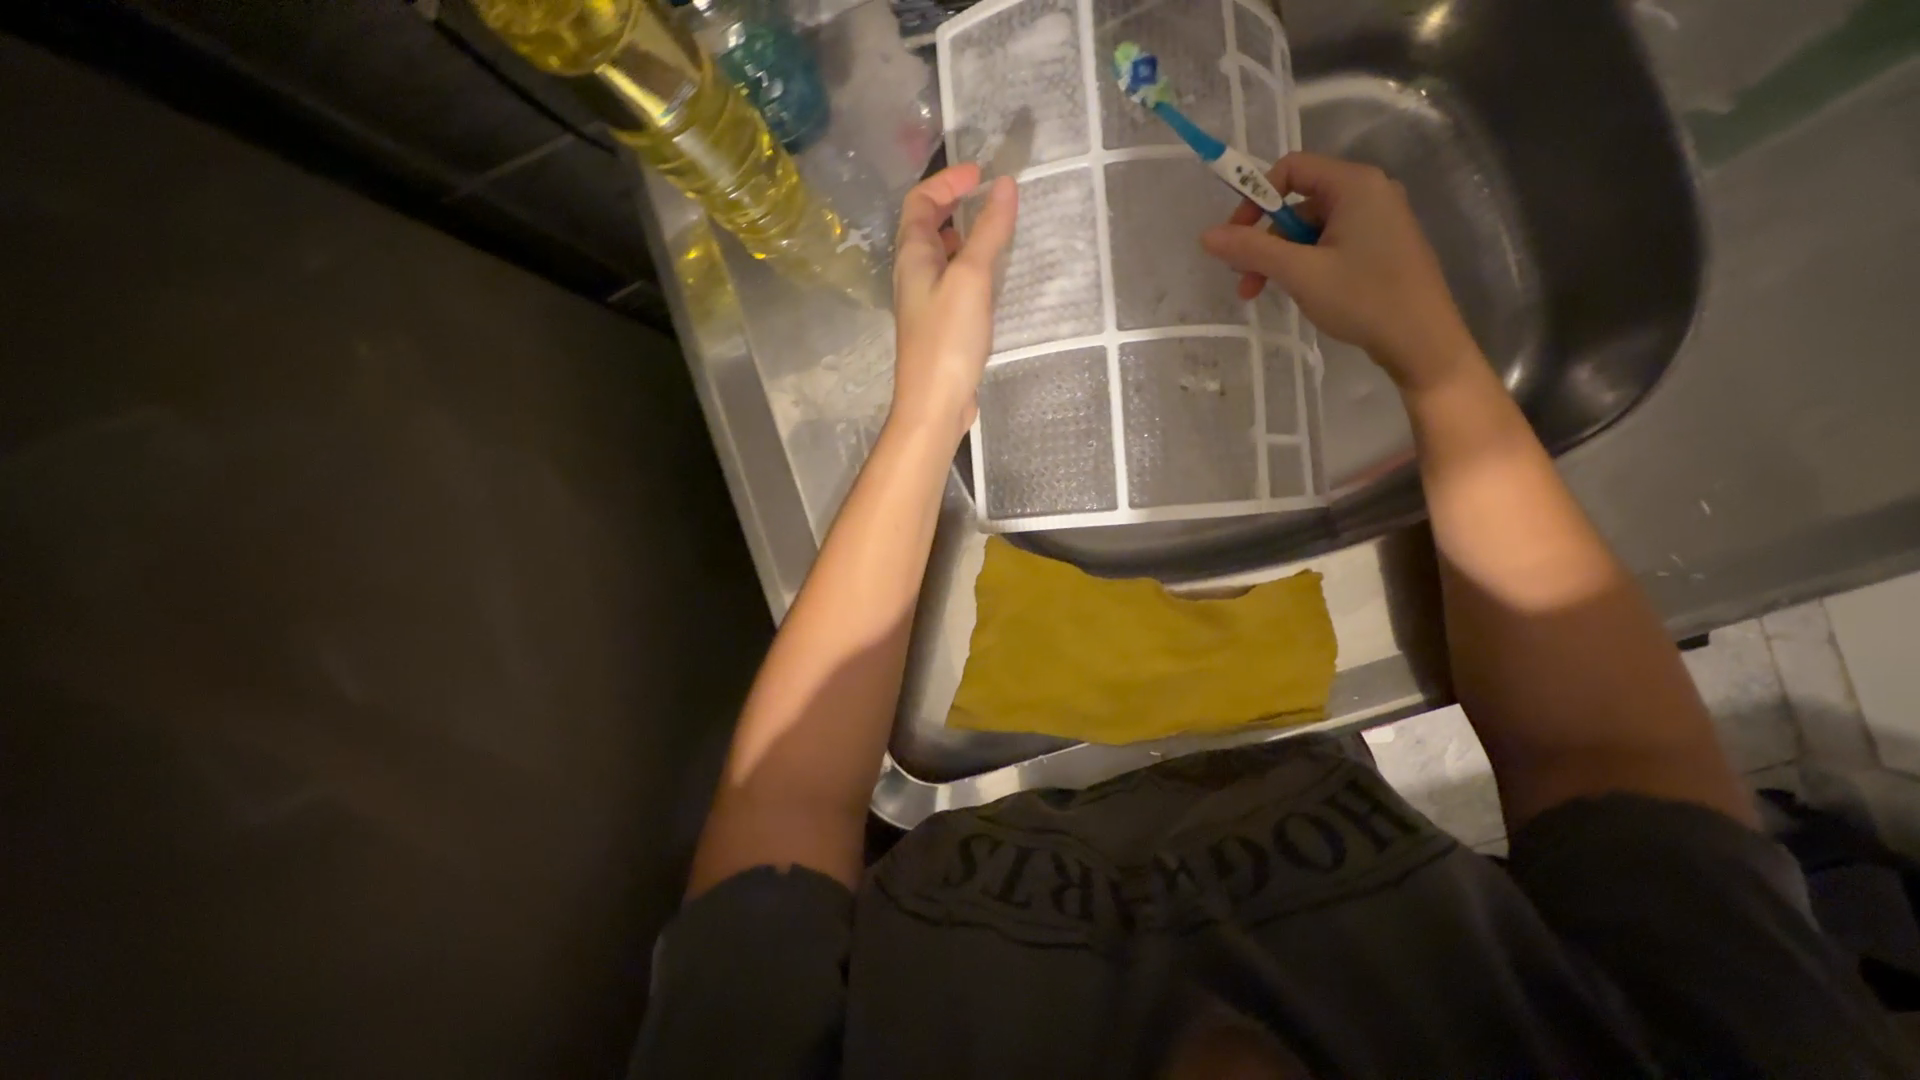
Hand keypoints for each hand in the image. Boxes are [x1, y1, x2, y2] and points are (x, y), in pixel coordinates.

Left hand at [889, 164, 1017, 444]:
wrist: (934, 402)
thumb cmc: (947, 339)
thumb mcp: (972, 278)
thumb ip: (989, 231)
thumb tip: (1005, 185)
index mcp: (912, 255)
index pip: (919, 201)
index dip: (947, 181)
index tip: (981, 173)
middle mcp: (913, 273)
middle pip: (926, 225)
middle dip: (955, 204)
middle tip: (989, 196)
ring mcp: (925, 300)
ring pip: (941, 253)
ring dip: (964, 234)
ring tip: (996, 229)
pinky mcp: (940, 323)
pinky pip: (953, 279)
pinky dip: (971, 265)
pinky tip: (994, 275)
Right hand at [1200, 152, 1477, 393]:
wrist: (1423, 341)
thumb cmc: (1363, 298)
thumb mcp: (1300, 273)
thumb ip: (1252, 250)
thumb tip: (1206, 236)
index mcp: (1355, 184)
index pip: (1291, 168)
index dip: (1256, 199)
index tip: (1236, 239)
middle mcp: (1371, 192)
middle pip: (1300, 203)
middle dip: (1266, 240)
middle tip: (1247, 282)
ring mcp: (1380, 220)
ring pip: (1314, 229)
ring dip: (1284, 259)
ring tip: (1270, 294)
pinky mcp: (1383, 248)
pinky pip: (1333, 244)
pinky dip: (1309, 265)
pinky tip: (1304, 294)